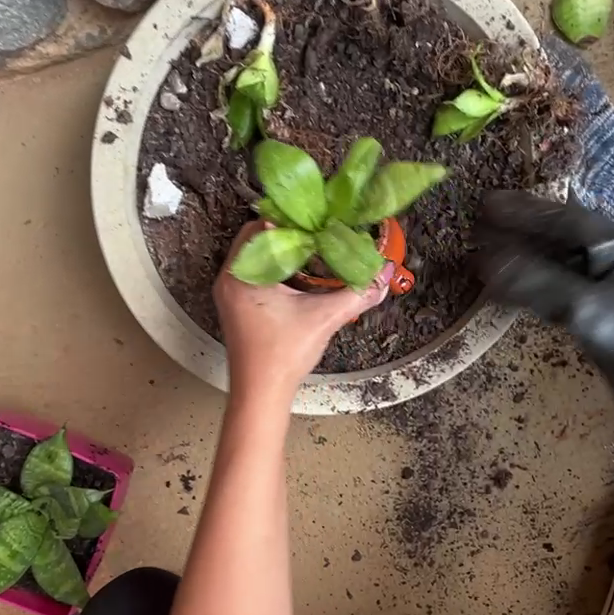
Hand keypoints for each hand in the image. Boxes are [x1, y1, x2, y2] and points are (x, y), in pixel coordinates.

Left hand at [214, 221, 390, 404]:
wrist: (261, 393)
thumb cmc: (282, 355)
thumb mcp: (323, 318)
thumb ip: (355, 293)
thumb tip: (384, 276)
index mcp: (243, 275)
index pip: (261, 227)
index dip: (291, 220)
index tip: (316, 220)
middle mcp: (230, 279)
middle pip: (256, 240)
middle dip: (287, 234)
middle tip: (316, 233)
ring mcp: (229, 294)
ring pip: (254, 258)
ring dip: (280, 251)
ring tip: (310, 250)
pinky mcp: (236, 307)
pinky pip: (253, 274)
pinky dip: (274, 269)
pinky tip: (298, 275)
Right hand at [474, 192, 613, 412]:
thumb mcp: (584, 305)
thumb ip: (534, 283)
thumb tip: (484, 262)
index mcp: (613, 244)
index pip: (560, 217)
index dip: (523, 209)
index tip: (486, 204)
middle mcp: (606, 259)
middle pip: (555, 237)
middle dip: (517, 231)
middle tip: (478, 226)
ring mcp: (600, 287)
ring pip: (551, 264)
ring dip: (518, 260)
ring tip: (484, 256)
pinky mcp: (592, 314)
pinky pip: (551, 291)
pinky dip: (526, 288)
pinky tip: (505, 291)